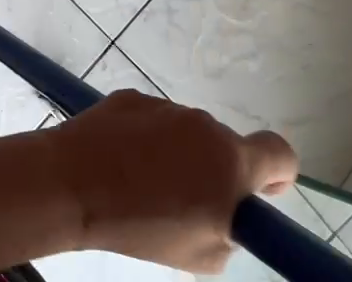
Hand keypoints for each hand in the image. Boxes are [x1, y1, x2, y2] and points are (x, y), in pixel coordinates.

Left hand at [48, 90, 299, 274]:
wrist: (71, 183)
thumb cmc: (142, 224)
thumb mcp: (206, 254)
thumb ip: (231, 230)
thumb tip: (224, 213)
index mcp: (232, 159)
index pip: (281, 153)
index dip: (276, 174)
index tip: (256, 192)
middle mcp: (202, 124)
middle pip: (227, 144)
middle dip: (217, 168)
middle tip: (187, 197)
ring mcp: (162, 105)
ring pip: (186, 131)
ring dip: (178, 151)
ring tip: (144, 180)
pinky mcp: (127, 97)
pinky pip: (151, 118)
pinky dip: (146, 135)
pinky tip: (121, 158)